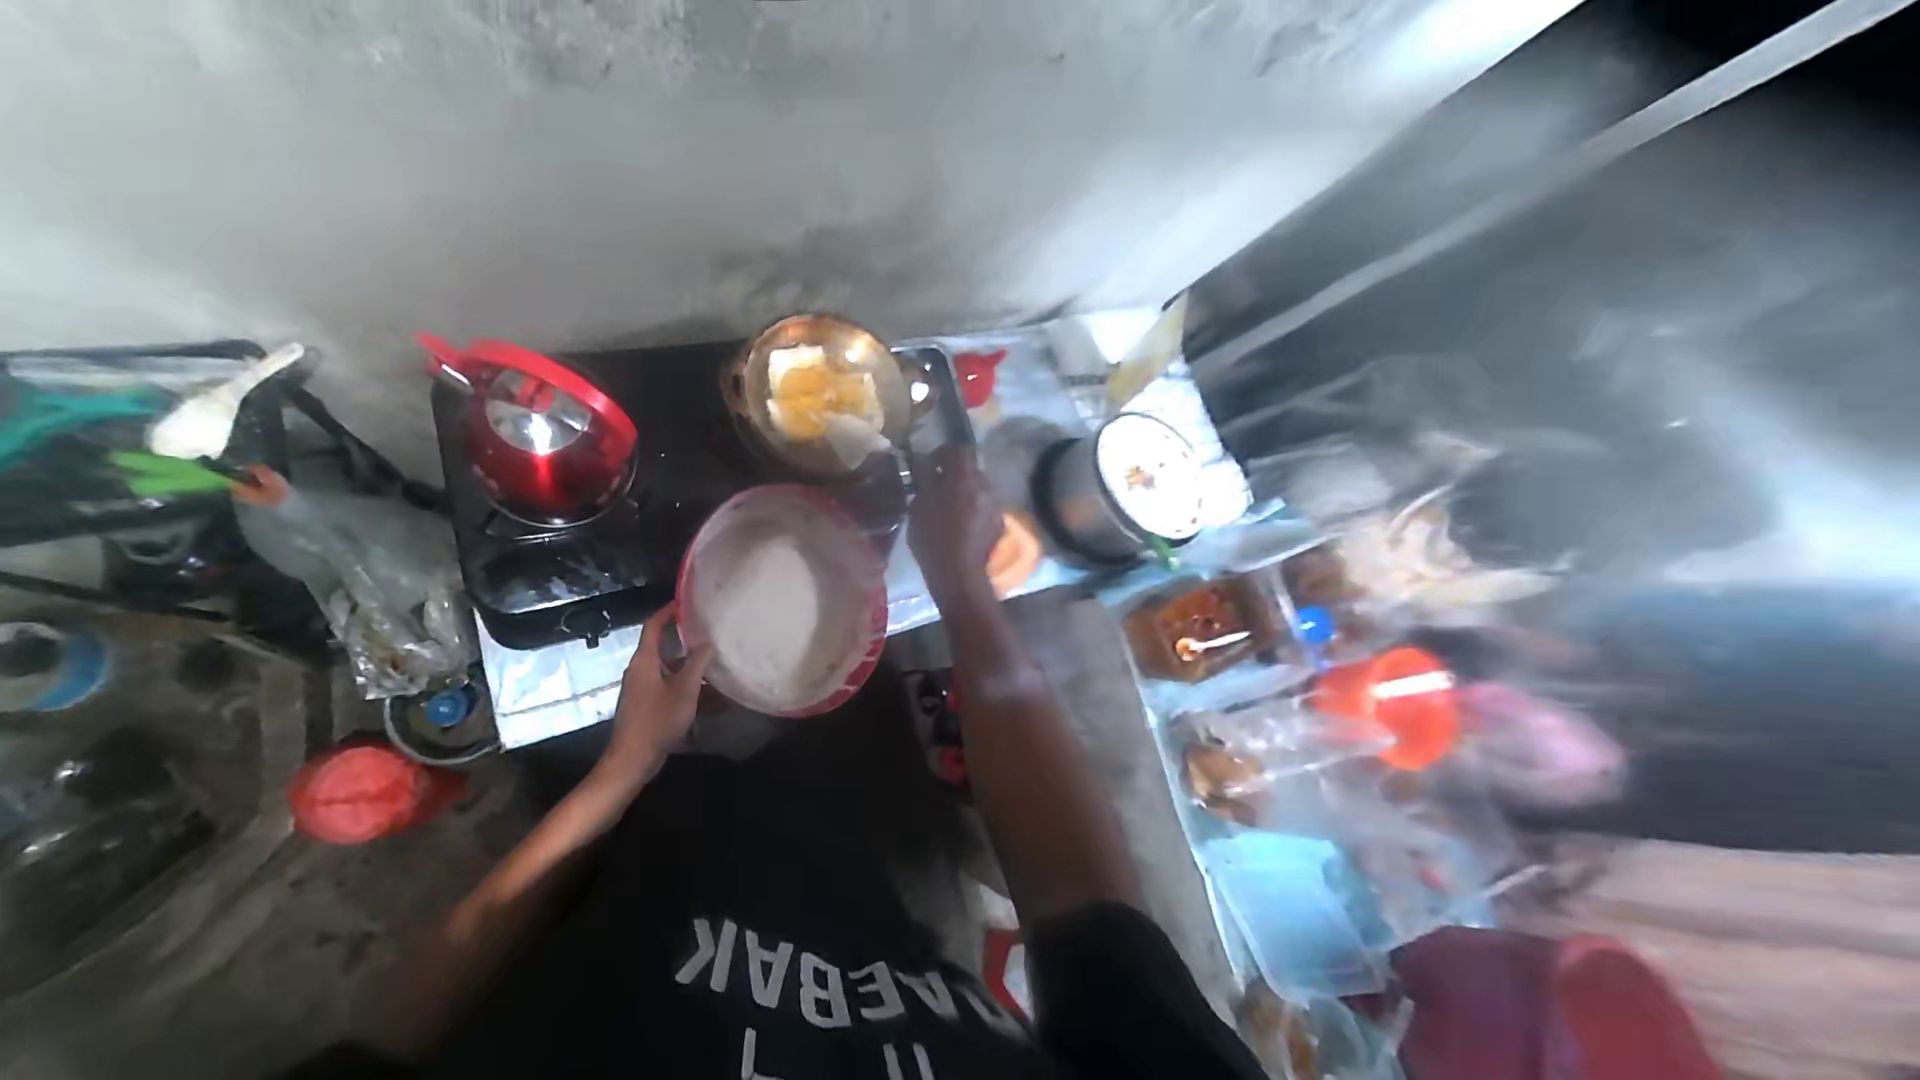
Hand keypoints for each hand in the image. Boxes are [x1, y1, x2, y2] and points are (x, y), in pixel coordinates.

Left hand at [593, 604, 713, 794]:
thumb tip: (708, 642)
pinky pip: (673, 688)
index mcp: (644, 661)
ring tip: (721, 667)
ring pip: (672, 671)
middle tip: (714, 635)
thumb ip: (697, 663)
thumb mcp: (684, 689)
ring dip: (694, 670)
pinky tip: (716, 699)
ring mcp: (644, 690)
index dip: (668, 612)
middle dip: (689, 642)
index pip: (653, 626)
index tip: (687, 603)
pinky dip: (691, 689)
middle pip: (665, 648)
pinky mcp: (650, 706)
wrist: (632, 760)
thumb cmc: (657, 720)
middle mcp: (641, 671)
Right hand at [909, 445, 1004, 604]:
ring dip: (965, 492)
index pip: (955, 450)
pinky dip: (973, 509)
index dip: (939, 455)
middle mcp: (985, 485)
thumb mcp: (919, 505)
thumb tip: (927, 465)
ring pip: (978, 489)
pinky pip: (984, 507)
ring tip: (949, 508)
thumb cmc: (932, 537)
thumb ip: (926, 480)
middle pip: (969, 469)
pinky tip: (962, 526)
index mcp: (964, 476)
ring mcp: (996, 504)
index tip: (928, 467)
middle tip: (937, 488)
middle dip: (954, 474)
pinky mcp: (999, 523)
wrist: (959, 573)